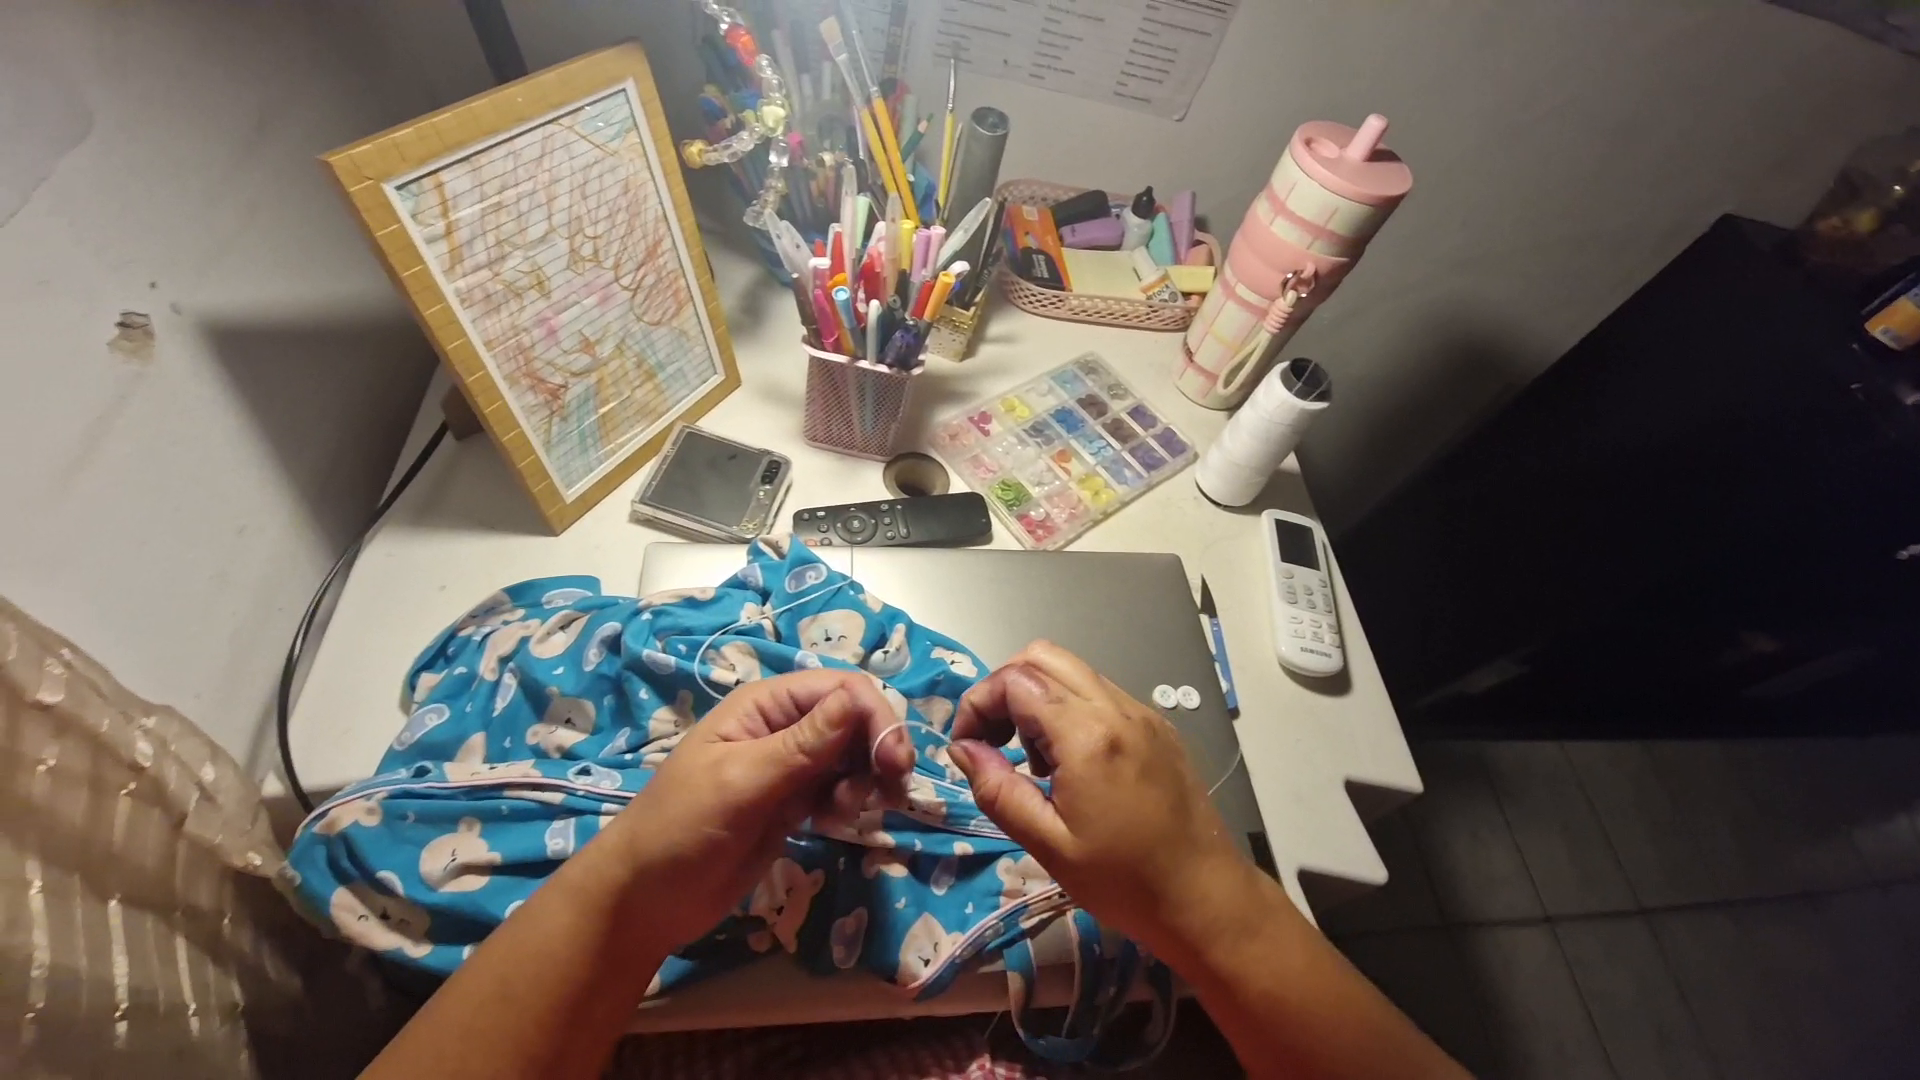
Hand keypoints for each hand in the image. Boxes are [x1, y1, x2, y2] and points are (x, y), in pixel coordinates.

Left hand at [597, 669, 915, 954]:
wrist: (644, 901)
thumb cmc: (681, 829)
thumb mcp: (742, 783)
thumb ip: (802, 744)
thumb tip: (856, 698)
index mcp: (765, 705)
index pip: (840, 689)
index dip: (874, 716)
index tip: (895, 762)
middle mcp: (782, 726)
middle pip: (854, 718)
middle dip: (877, 748)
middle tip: (891, 791)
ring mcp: (789, 765)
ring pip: (852, 753)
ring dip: (865, 777)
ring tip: (846, 813)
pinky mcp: (794, 800)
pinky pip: (839, 786)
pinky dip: (849, 800)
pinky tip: (832, 823)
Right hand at [947, 641, 1254, 956]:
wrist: (1207, 898)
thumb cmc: (1124, 880)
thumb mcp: (1048, 845)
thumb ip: (997, 789)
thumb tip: (962, 749)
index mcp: (1087, 735)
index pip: (1015, 680)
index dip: (978, 703)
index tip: (966, 745)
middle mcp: (1116, 707)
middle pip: (1042, 656)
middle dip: (1003, 688)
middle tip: (992, 739)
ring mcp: (1140, 712)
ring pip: (1071, 670)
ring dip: (1035, 697)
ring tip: (1030, 758)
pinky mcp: (1155, 725)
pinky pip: (1098, 692)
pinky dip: (1066, 707)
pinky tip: (1068, 762)